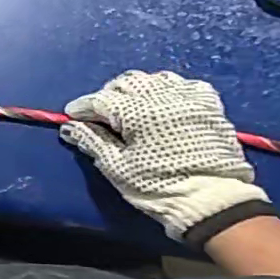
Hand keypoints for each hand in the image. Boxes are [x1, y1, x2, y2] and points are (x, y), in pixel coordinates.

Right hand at [59, 70, 274, 244]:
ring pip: (155, 79)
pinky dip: (169, 89)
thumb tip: (68, 127)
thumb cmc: (156, 184)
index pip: (100, 99)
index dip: (81, 107)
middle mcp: (163, 98)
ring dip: (137, 89)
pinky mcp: (210, 107)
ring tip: (130, 106)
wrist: (210, 199)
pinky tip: (163, 102)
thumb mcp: (116, 166)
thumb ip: (92, 141)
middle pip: (127, 82)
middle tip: (100, 114)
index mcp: (137, 113)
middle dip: (107, 95)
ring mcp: (189, 100)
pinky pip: (186, 85)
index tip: (71, 118)